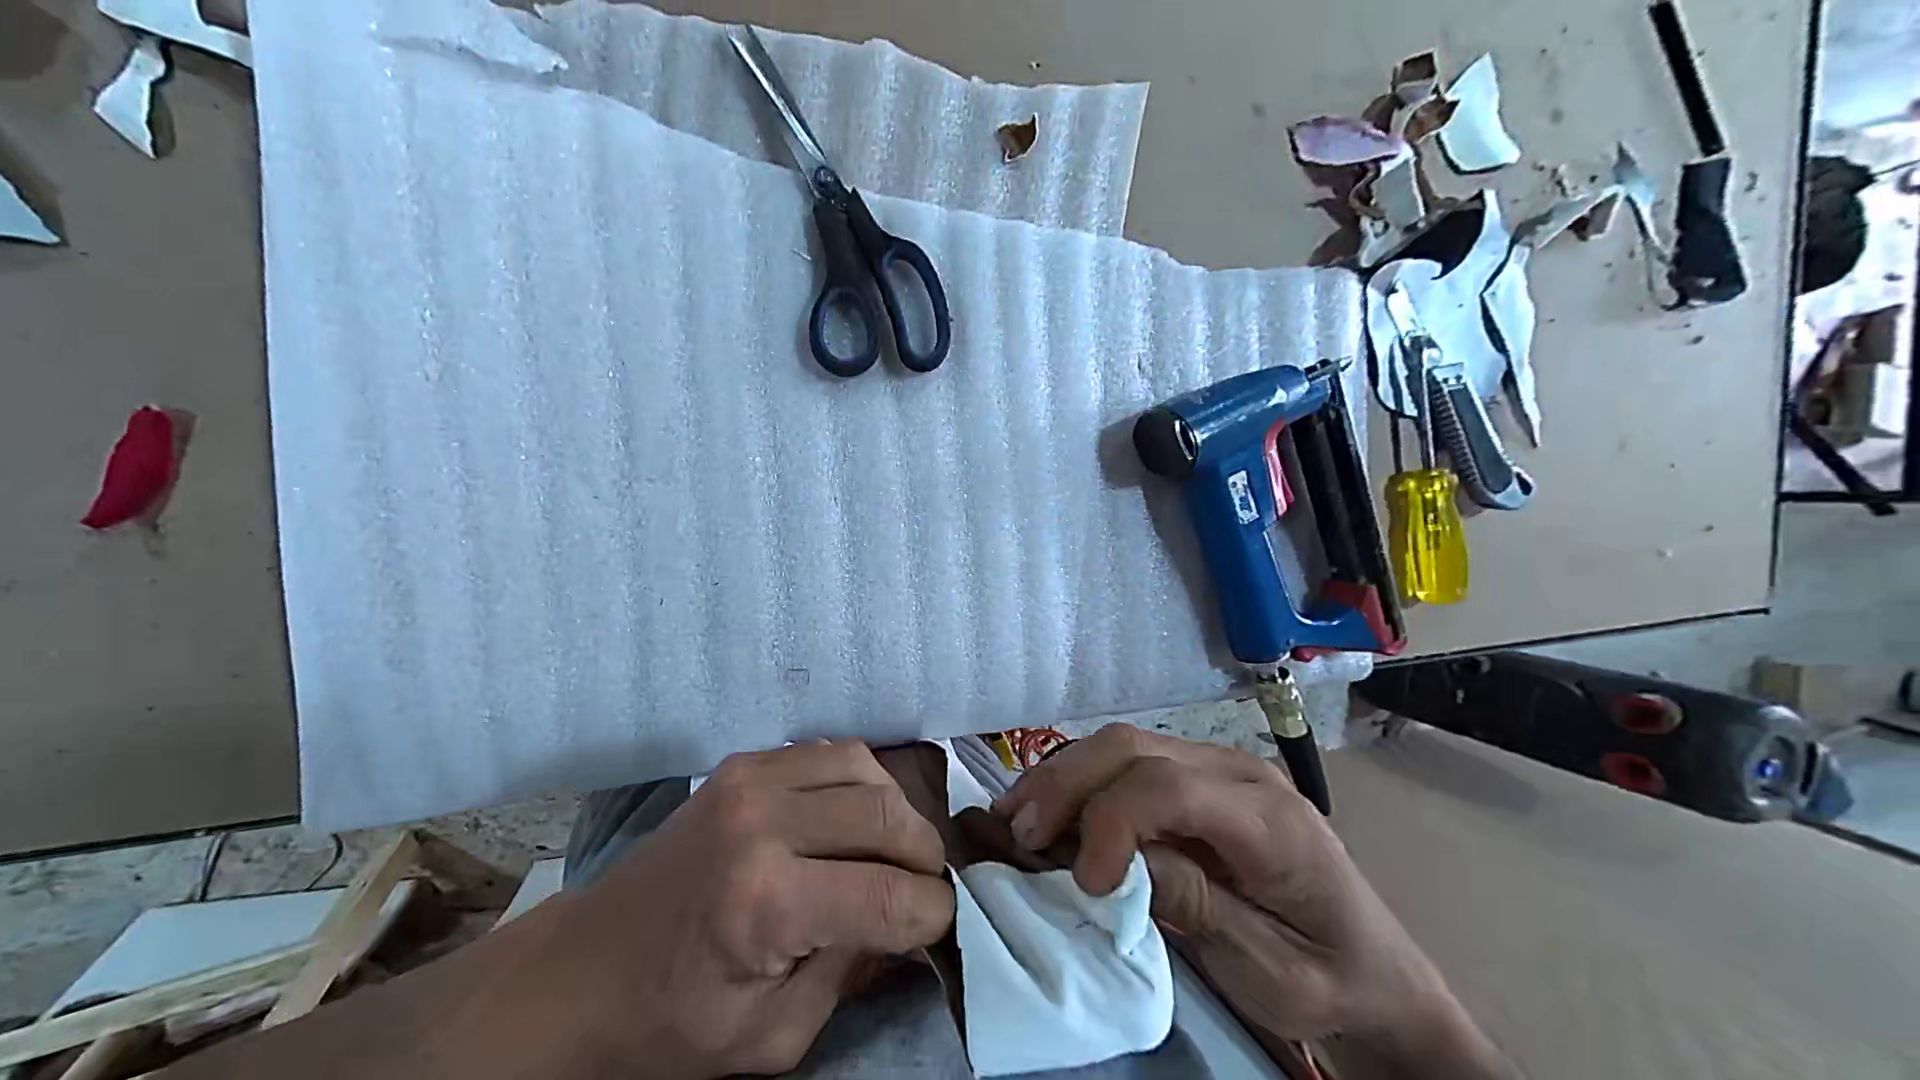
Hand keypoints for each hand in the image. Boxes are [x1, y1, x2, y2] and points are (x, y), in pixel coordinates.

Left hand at [559, 741, 957, 1076]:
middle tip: (922, 887)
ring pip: (867, 768)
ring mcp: (750, 780)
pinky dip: (859, 781)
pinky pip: (830, 751)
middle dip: (925, 857)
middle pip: (888, 818)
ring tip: (893, 848)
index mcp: (767, 903)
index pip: (890, 895)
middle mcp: (763, 823)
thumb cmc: (671, 1022)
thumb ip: (851, 975)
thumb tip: (906, 921)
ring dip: (896, 811)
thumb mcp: (772, 1037)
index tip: (935, 927)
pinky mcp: (743, 763)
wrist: (582, 971)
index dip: (931, 914)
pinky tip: (852, 815)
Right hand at [994, 724, 1502, 1077]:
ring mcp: (1217, 767)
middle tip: (1022, 834)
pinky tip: (1055, 809)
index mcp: (1268, 820)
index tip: (1087, 884)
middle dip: (1069, 785)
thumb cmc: (1328, 978)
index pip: (1169, 787)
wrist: (1374, 969)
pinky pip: (1130, 762)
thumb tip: (1114, 863)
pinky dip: (1083, 781)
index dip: (1111, 822)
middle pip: (1134, 749)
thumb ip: (1195, 908)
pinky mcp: (1199, 778)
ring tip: (1021, 818)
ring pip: (1123, 744)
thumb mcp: (1269, 972)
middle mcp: (1238, 772)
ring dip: (1065, 776)